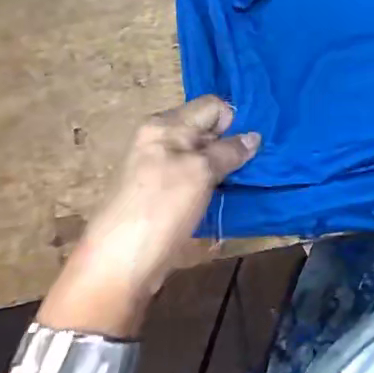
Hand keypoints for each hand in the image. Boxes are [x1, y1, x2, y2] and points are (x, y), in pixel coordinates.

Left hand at [36, 96, 260, 336]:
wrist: (119, 266)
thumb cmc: (161, 208)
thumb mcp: (201, 172)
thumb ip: (229, 151)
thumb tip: (254, 137)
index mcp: (165, 125)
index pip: (212, 106)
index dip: (233, 122)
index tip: (246, 147)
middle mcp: (160, 140)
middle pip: (207, 129)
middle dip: (230, 144)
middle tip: (251, 166)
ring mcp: (159, 169)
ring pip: (203, 156)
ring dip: (223, 167)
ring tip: (241, 183)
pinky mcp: (162, 195)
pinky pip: (195, 177)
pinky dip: (211, 184)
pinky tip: (223, 198)